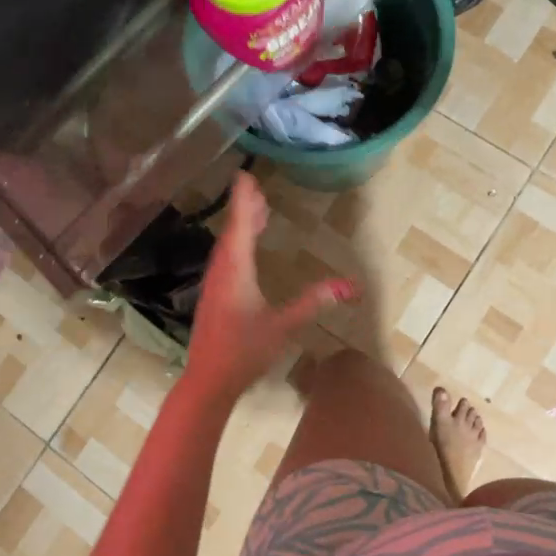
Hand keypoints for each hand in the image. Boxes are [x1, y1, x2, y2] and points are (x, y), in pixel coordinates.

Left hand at [180, 173, 357, 404]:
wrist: (207, 380)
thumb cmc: (244, 352)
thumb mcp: (283, 326)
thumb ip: (312, 303)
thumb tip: (347, 285)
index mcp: (236, 270)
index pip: (241, 225)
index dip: (245, 200)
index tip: (245, 175)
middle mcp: (221, 271)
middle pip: (233, 231)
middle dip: (245, 208)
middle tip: (255, 187)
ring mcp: (214, 284)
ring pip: (228, 246)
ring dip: (241, 226)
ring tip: (258, 211)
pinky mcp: (213, 297)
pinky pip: (226, 259)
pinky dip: (238, 244)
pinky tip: (247, 251)